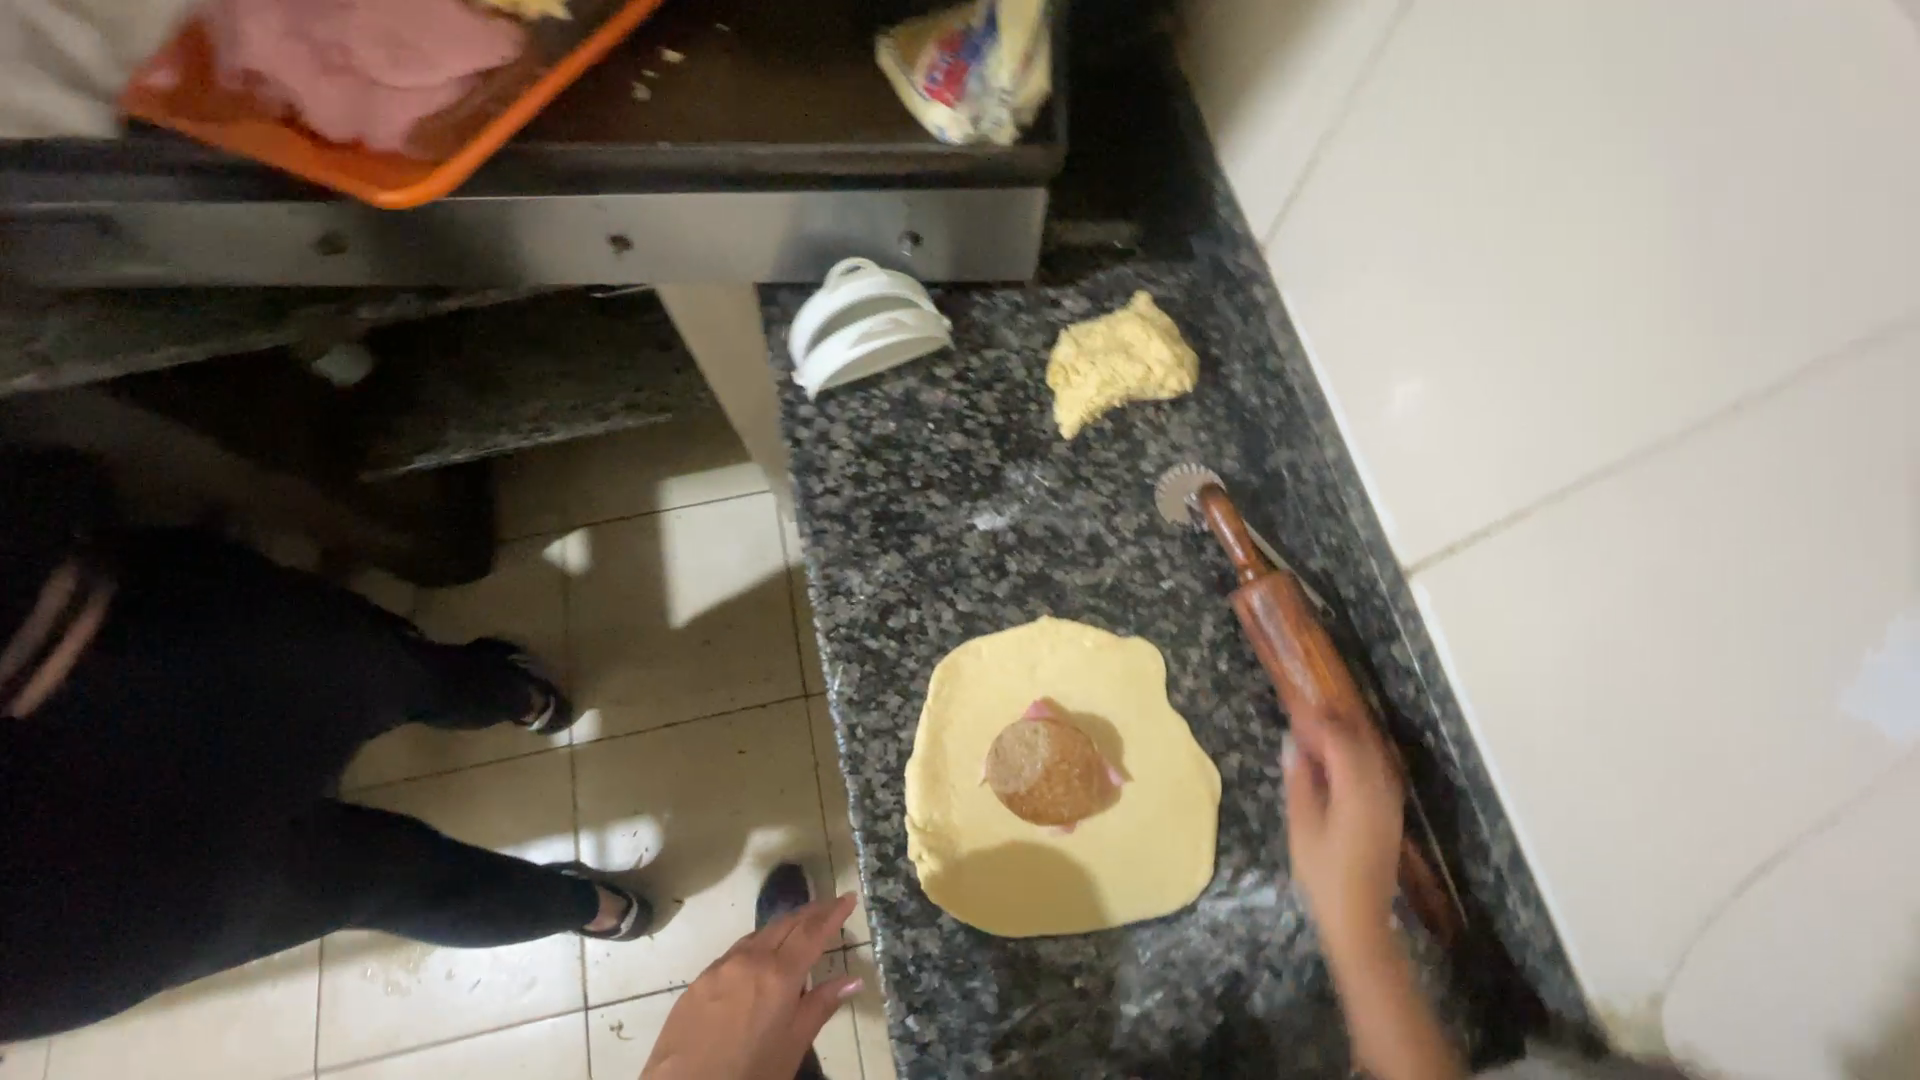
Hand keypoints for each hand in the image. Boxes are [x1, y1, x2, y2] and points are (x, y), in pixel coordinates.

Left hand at [640, 893, 862, 1079]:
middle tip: (828, 907)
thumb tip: (853, 980)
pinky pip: (734, 954)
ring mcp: (721, 967)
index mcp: (779, 975)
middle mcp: (750, 960)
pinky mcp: (699, 981)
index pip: (813, 932)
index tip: (847, 897)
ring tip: (797, 932)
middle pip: (785, 924)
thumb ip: (821, 1006)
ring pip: (758, 936)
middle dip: (809, 913)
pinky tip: (757, 964)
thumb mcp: (793, 1046)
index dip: (832, 913)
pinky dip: (755, 949)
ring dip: (782, 928)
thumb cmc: (749, 1075)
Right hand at [1282, 712, 1404, 948]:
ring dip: (1347, 739)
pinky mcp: (1389, 815)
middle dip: (1334, 723)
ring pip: (1372, 755)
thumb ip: (1300, 781)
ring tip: (1316, 733)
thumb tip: (1294, 745)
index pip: (1340, 741)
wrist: (1359, 920)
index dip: (1317, 721)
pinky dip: (1357, 758)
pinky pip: (1377, 772)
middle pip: (1361, 743)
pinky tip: (1336, 763)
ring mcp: (1389, 804)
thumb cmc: (1323, 876)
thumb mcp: (1302, 827)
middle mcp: (1380, 791)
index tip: (1295, 709)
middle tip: (1304, 715)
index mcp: (1358, 791)